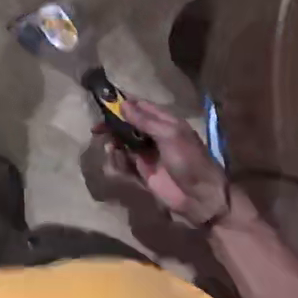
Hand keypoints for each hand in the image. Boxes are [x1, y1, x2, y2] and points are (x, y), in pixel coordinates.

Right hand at [101, 97, 256, 229]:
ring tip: (110, 147)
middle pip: (129, 123)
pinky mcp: (142, 170)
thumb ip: (145, 120)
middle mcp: (155, 135)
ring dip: (114, 142)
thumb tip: (123, 104)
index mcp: (166, 122)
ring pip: (124, 142)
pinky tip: (116, 159)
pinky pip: (125, 161)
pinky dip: (117, 159)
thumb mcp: (169, 136)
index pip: (141, 106)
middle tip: (97, 128)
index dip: (123, 102)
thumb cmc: (189, 161)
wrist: (201, 197)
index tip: (103, 100)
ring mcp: (148, 153)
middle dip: (113, 124)